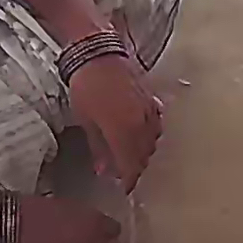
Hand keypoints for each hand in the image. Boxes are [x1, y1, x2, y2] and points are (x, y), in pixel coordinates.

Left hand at [13, 195, 119, 242]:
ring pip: (81, 217)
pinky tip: (55, 235)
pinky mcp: (47, 201)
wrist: (3, 222)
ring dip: (79, 228)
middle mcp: (86, 209)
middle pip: (98, 222)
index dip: (112, 242)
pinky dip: (63, 224)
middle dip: (96, 234)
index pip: (115, 230)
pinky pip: (64, 214)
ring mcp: (65, 202)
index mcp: (97, 223)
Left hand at [68, 54, 162, 191]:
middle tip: (123, 173)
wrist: (97, 51)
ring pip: (152, 143)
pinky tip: (141, 135)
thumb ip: (99, 148)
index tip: (124, 190)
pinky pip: (155, 126)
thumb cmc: (87, 86)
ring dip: (142, 153)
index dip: (129, 181)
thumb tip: (104, 171)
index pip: (131, 166)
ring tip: (131, 155)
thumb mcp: (86, 120)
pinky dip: (149, 136)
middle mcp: (143, 127)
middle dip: (135, 167)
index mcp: (125, 134)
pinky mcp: (153, 102)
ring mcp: (151, 114)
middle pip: (144, 157)